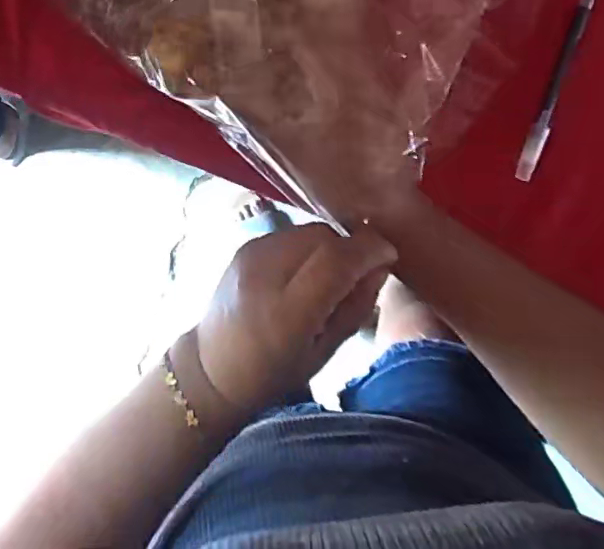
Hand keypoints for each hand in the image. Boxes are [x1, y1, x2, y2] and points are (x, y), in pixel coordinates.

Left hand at [192, 222, 394, 416]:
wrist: (213, 363)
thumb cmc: (273, 372)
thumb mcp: (326, 351)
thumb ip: (356, 306)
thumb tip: (380, 265)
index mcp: (286, 310)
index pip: (334, 259)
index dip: (369, 249)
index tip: (391, 254)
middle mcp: (264, 271)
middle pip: (323, 236)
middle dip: (350, 248)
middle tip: (363, 272)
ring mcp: (249, 252)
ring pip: (307, 231)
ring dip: (330, 246)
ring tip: (333, 276)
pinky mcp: (244, 245)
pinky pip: (290, 234)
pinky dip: (308, 246)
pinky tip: (308, 272)